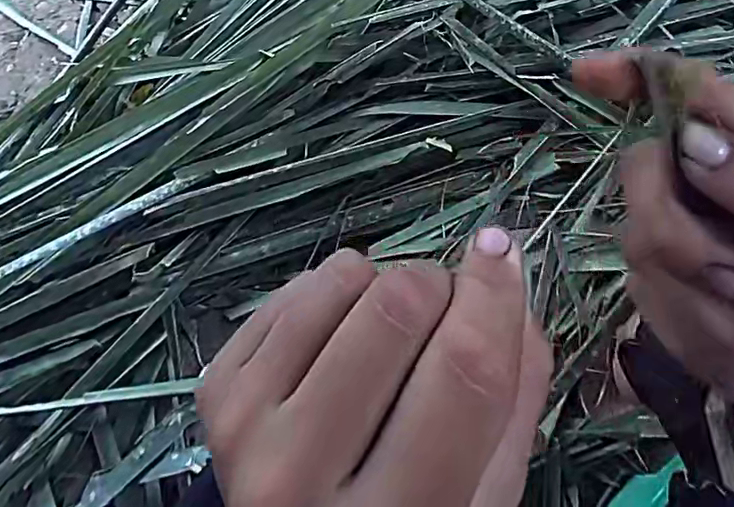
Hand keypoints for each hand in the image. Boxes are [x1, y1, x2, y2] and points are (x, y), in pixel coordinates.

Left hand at [196, 231, 552, 506]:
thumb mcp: (482, 497)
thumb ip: (514, 395)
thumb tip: (509, 280)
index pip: (463, 373)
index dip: (493, 296)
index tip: (501, 252)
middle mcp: (306, 479)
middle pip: (396, 311)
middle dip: (436, 285)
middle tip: (442, 309)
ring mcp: (249, 429)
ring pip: (342, 281)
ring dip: (382, 282)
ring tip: (388, 328)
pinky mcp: (219, 389)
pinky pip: (296, 287)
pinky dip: (333, 289)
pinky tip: (341, 335)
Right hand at [576, 50, 733, 506]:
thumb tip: (687, 139)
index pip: (692, 90)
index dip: (634, 73)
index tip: (584, 75)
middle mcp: (728, 189)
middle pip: (645, 173)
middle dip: (677, 237)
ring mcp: (706, 245)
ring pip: (641, 248)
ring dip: (702, 314)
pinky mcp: (692, 302)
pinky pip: (651, 305)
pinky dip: (700, 347)